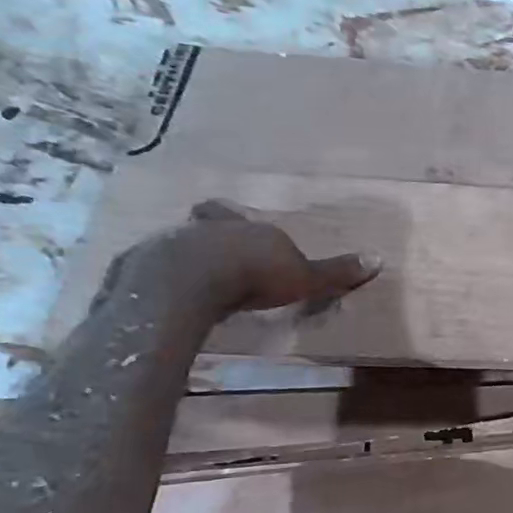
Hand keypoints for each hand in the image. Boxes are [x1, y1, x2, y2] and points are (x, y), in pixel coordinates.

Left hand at [103, 199, 381, 315]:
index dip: (237, 221)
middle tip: (213, 247)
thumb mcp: (304, 278)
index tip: (240, 228)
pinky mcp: (135, 270)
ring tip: (190, 279)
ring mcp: (165, 246)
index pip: (236, 214)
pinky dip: (155, 281)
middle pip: (204, 221)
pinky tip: (164, 298)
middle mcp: (204, 229)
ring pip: (174, 244)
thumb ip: (336, 272)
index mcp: (244, 227)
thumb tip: (378, 259)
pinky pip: (145, 271)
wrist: (184, 286)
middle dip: (208, 231)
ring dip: (182, 257)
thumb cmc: (252, 276)